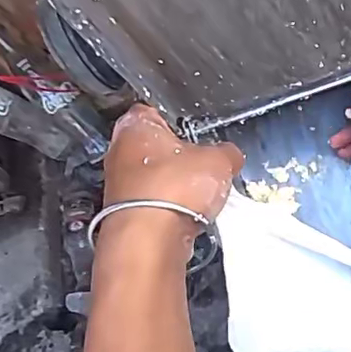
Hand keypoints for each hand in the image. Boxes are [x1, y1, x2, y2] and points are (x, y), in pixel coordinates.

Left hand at [102, 104, 242, 243]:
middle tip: (203, 167)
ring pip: (155, 180)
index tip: (197, 134)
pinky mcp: (126, 215)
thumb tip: (231, 155)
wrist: (150, 239)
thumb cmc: (172, 189)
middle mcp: (119, 153)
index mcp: (135, 125)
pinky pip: (154, 206)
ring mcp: (120, 186)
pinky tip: (185, 217)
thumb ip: (227, 153)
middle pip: (157, 149)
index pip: (156, 111)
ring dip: (175, 187)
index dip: (180, 122)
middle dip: (180, 159)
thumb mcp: (219, 161)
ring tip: (197, 197)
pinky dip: (170, 211)